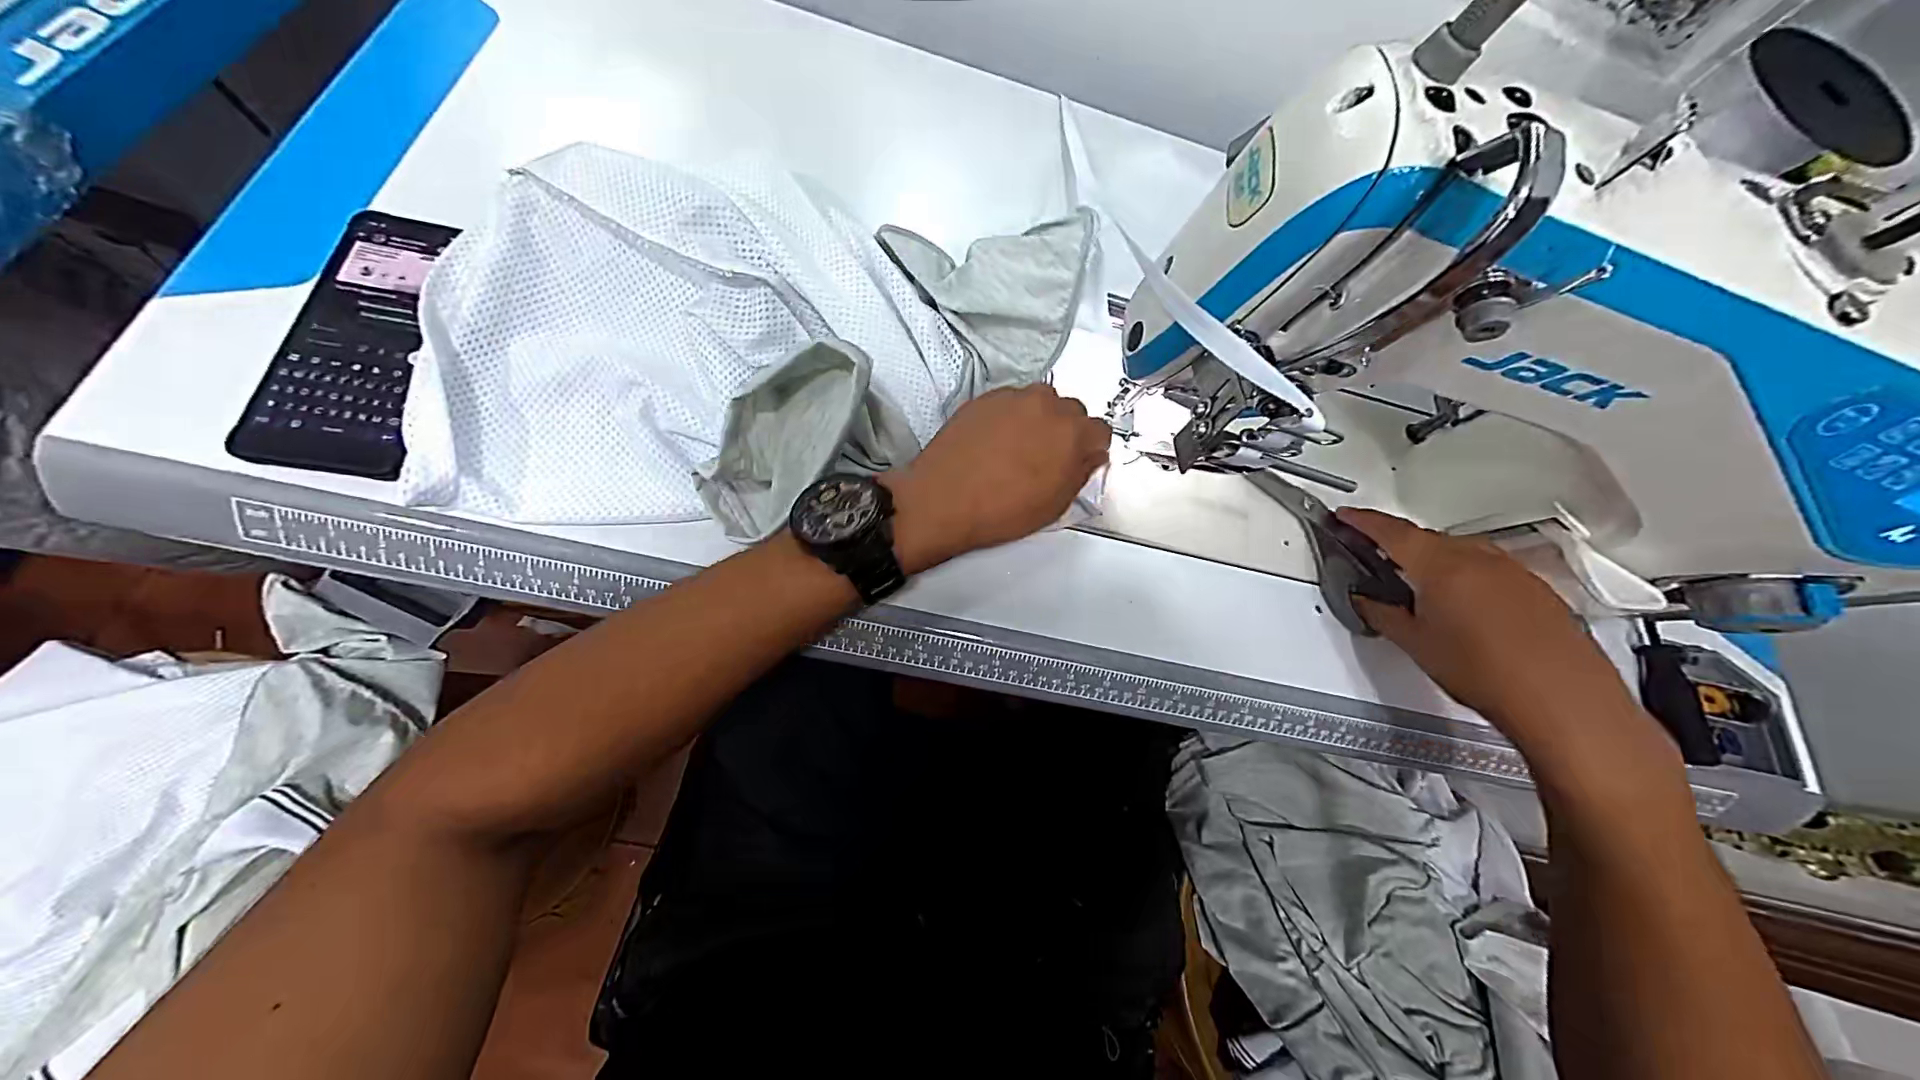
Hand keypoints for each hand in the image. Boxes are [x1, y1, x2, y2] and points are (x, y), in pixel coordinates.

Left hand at [881, 384, 1110, 571]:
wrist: (943, 500)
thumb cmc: (999, 509)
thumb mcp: (1054, 504)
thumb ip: (1080, 474)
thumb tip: (1088, 458)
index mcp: (1072, 433)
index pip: (1100, 430)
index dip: (1091, 448)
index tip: (1080, 460)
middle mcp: (1046, 406)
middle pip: (1071, 411)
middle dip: (1066, 431)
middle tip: (1048, 457)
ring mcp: (1013, 398)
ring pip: (1041, 401)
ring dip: (1039, 419)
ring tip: (1020, 448)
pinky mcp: (985, 398)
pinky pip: (1010, 402)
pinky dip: (1010, 416)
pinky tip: (996, 442)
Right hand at [1338, 508, 1648, 747]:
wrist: (1560, 699)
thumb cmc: (1493, 672)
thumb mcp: (1414, 642)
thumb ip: (1382, 612)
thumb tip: (1369, 601)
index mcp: (1441, 564)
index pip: (1391, 532)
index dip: (1363, 521)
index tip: (1348, 517)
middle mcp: (1479, 558)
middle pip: (1426, 538)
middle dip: (1398, 544)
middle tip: (1376, 555)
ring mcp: (1512, 571)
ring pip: (1461, 552)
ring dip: (1435, 562)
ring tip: (1418, 590)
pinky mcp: (1536, 588)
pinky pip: (1491, 569)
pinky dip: (1468, 577)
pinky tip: (1462, 607)